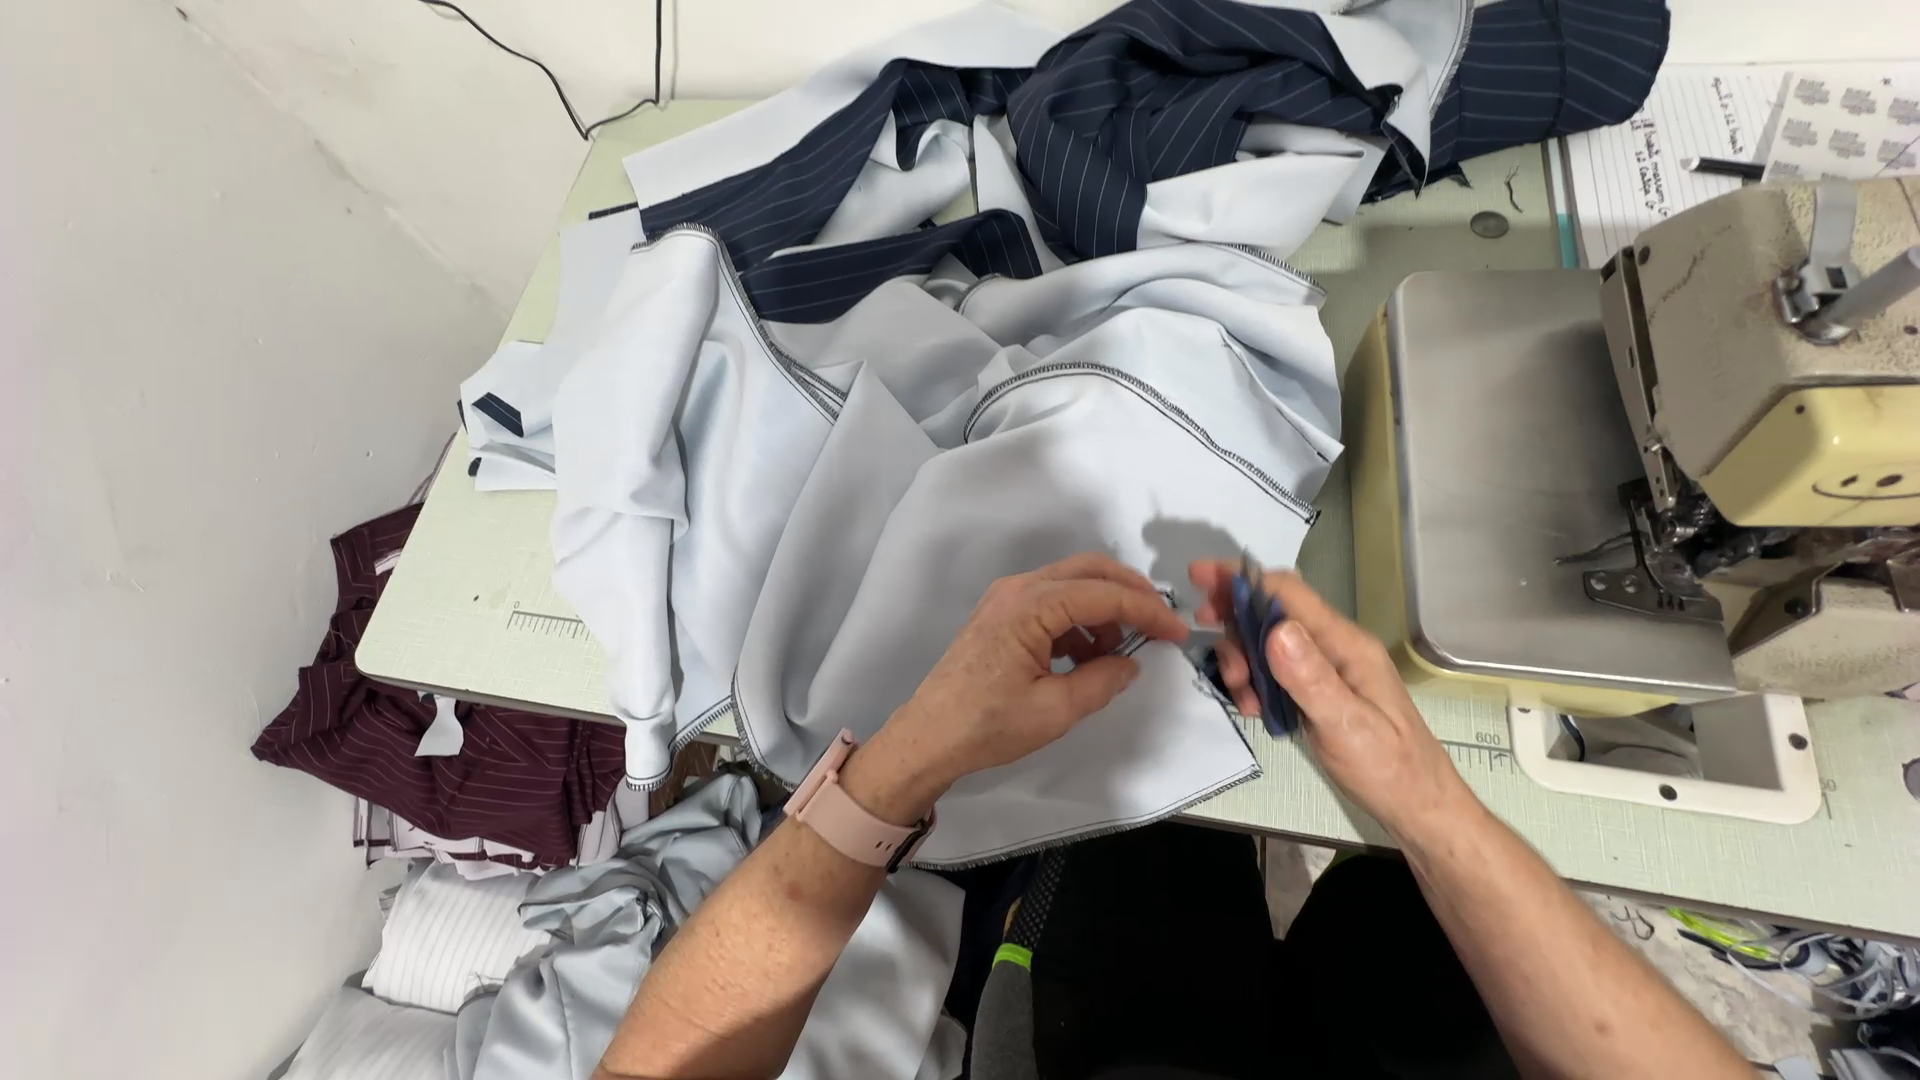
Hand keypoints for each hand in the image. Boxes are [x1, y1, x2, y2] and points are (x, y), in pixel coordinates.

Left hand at [843, 553, 1188, 822]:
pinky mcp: (1001, 614)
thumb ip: (1102, 681)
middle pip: (1088, 570)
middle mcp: (1017, 589)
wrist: (930, 736)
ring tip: (1118, 652)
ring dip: (1103, 608)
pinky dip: (1078, 620)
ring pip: (1070, 583)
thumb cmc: (989, 725)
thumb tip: (1131, 663)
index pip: (1103, 593)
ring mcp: (1005, 598)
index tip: (1178, 631)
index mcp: (1030, 606)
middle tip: (1159, 623)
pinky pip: (1051, 601)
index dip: (1147, 610)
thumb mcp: (1056, 710)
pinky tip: (1086, 656)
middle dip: (1129, 592)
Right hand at [1189, 561, 1472, 840]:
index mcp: (1344, 643)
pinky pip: (1271, 668)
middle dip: (1233, 618)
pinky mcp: (1314, 687)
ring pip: (1266, 640)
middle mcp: (1333, 645)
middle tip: (1202, 631)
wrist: (1417, 806)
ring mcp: (1323, 666)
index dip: (1241, 578)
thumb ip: (1309, 677)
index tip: (1199, 575)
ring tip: (1241, 695)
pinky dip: (1252, 681)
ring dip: (1241, 658)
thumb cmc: (1388, 767)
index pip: (1288, 592)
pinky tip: (1254, 708)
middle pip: (1271, 611)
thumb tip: (1275, 629)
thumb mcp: (1346, 724)